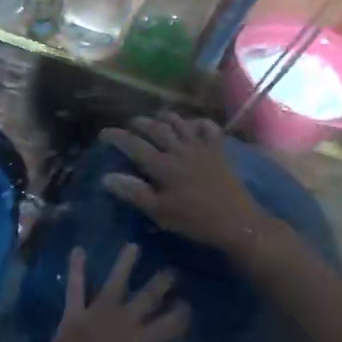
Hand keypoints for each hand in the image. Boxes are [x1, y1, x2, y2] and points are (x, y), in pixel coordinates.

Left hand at [20, 245, 210, 341]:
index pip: (173, 321)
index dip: (182, 312)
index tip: (187, 305)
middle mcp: (124, 322)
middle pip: (148, 297)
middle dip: (161, 283)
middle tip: (171, 270)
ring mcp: (96, 316)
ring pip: (115, 282)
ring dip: (125, 263)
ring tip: (133, 246)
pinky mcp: (72, 316)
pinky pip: (75, 287)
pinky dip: (76, 268)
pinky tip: (77, 249)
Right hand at [101, 114, 271, 251]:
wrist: (238, 223)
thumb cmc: (194, 220)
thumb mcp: (159, 212)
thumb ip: (133, 192)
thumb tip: (106, 177)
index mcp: (162, 165)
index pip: (133, 144)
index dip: (116, 136)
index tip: (103, 134)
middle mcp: (180, 149)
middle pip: (155, 127)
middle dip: (139, 123)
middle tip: (129, 126)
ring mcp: (201, 147)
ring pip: (179, 123)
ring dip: (164, 118)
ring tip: (155, 119)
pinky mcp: (218, 150)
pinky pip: (208, 128)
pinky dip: (198, 122)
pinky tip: (192, 125)